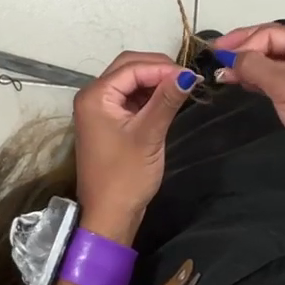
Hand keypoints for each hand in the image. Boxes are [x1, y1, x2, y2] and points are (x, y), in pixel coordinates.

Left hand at [71, 51, 197, 240]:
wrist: (109, 217)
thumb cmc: (126, 177)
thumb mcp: (148, 135)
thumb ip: (166, 100)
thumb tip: (188, 73)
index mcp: (95, 96)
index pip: (131, 67)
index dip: (162, 68)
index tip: (191, 75)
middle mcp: (93, 96)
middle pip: (128, 68)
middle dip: (157, 69)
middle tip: (186, 78)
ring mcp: (100, 108)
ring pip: (130, 81)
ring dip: (154, 81)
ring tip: (181, 87)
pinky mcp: (108, 121)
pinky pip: (129, 97)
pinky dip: (148, 95)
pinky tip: (167, 100)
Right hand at [214, 24, 284, 170]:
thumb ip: (254, 66)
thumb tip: (226, 59)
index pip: (268, 33)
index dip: (241, 42)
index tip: (216, 54)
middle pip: (267, 43)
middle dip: (241, 51)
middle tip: (213, 58)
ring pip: (267, 60)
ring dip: (245, 65)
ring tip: (221, 73)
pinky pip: (270, 77)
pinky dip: (253, 78)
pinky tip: (237, 81)